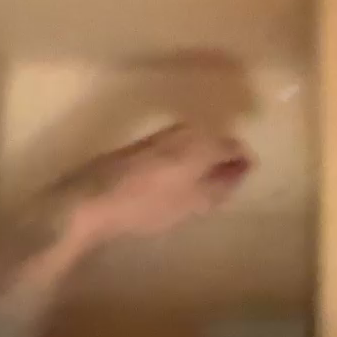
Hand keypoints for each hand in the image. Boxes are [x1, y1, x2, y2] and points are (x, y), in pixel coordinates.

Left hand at [56, 124, 251, 246]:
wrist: (90, 200)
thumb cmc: (148, 205)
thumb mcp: (192, 202)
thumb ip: (221, 186)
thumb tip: (242, 170)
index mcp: (200, 143)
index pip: (233, 145)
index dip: (243, 161)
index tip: (247, 176)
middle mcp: (181, 132)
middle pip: (212, 139)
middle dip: (222, 157)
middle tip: (226, 181)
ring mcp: (157, 136)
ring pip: (191, 142)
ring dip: (201, 158)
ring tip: (202, 183)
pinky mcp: (139, 146)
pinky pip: (173, 147)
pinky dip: (182, 160)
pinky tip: (175, 180)